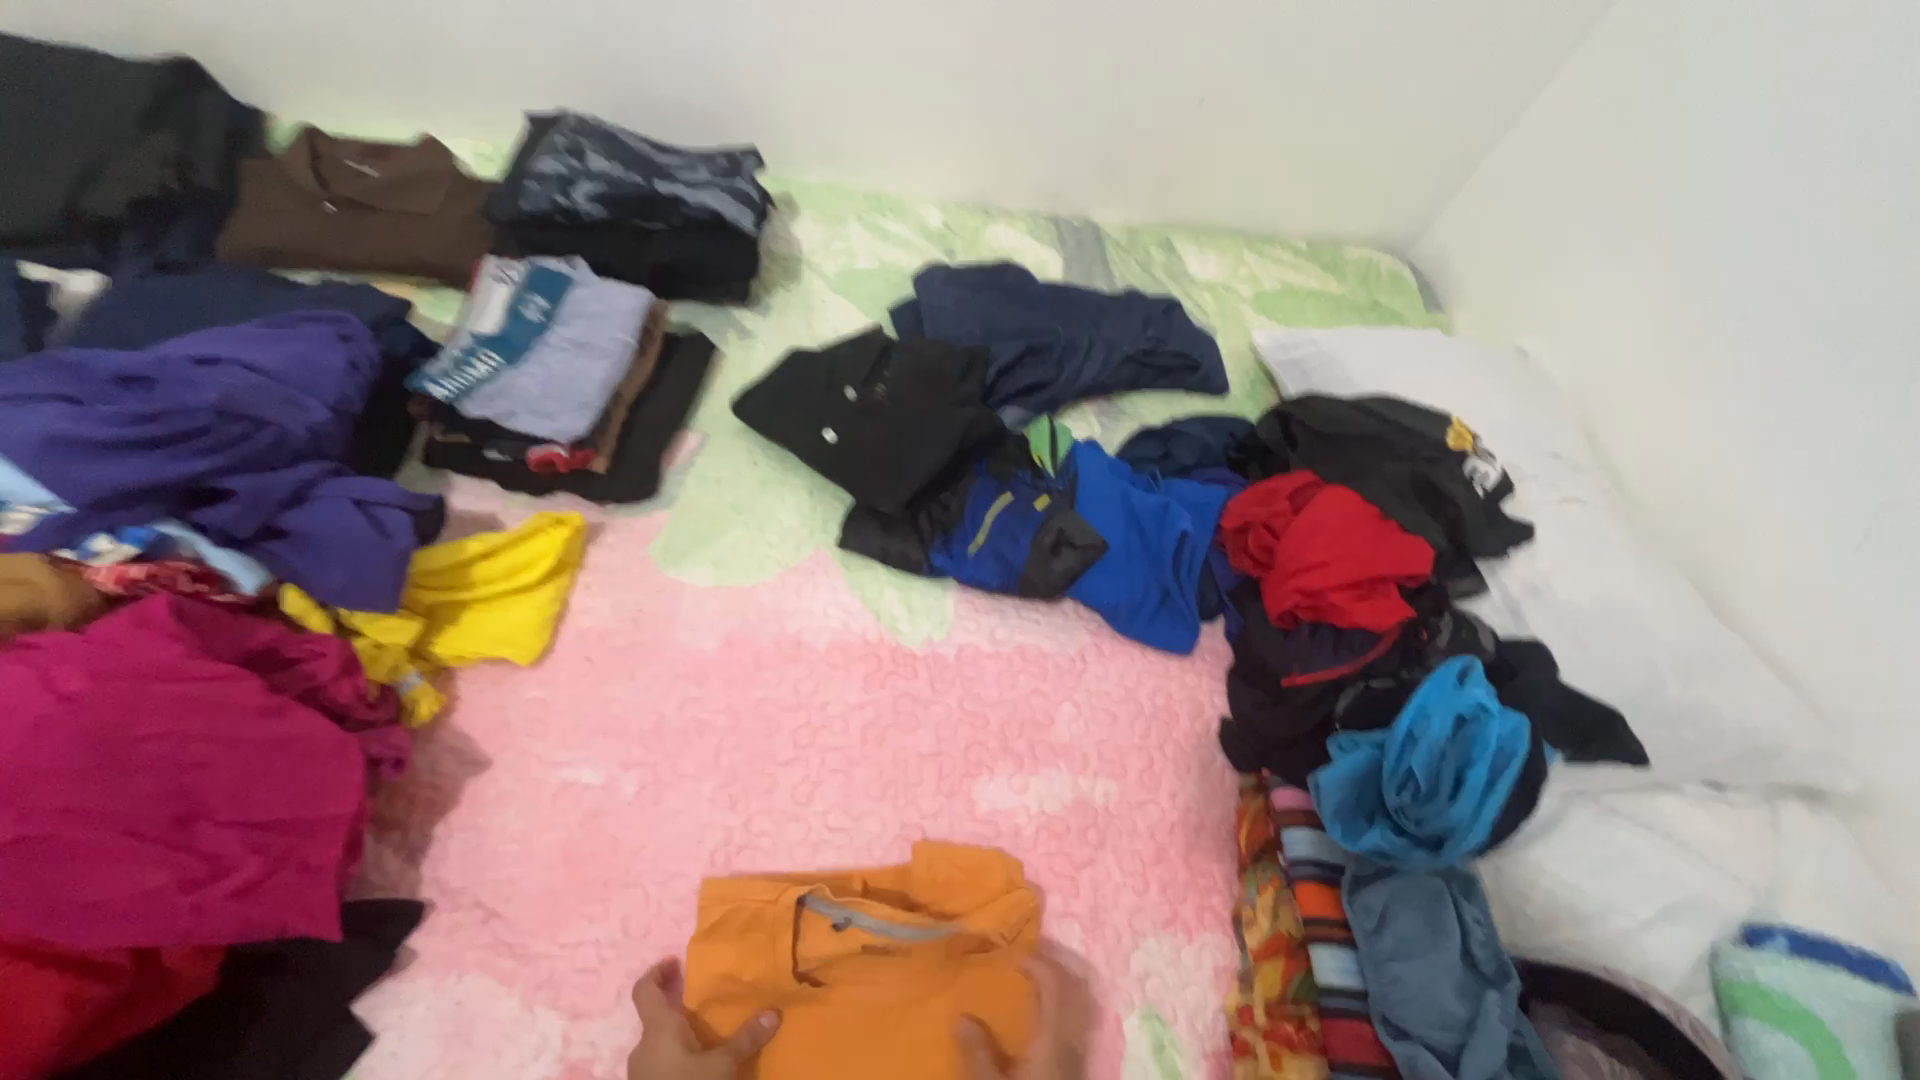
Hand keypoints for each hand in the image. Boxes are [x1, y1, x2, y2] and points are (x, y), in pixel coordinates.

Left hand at [628, 959, 779, 1079]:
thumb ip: (745, 1039)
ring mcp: (640, 1072)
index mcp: (658, 1029)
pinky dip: (678, 1059)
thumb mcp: (721, 1067)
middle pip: (656, 1017)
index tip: (675, 961)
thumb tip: (773, 1012)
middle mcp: (643, 1046)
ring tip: (710, 1038)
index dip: (656, 972)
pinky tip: (699, 1068)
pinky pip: (661, 1065)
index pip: (644, 990)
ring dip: (680, 1037)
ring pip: (660, 1044)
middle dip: (680, 1009)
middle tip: (706, 1003)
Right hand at [957, 944, 1093, 1079]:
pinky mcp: (1078, 1069)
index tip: (1016, 953)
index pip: (1056, 985)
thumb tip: (962, 1016)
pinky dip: (1064, 1007)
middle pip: (1077, 990)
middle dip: (1056, 967)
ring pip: (1082, 1006)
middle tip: (1028, 959)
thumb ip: (978, 1052)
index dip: (1040, 963)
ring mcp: (1080, 1055)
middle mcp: (1073, 1041)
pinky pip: (1078, 1023)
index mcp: (1053, 1038)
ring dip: (1062, 986)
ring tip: (1036, 982)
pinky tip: (1043, 1018)